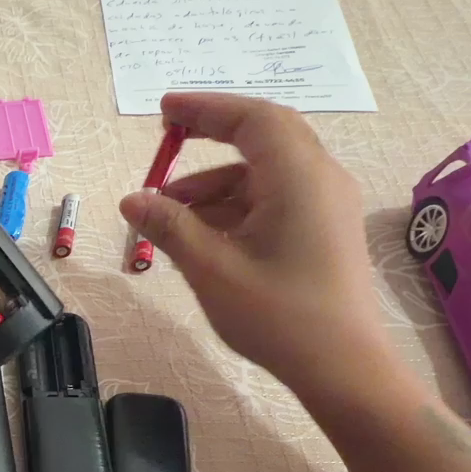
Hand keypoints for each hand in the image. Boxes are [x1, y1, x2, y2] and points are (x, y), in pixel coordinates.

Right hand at [118, 92, 395, 399]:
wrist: (338, 362)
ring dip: (211, 184)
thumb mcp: (210, 269)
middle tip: (163, 143)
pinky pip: (269, 199)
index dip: (206, 109)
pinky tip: (196, 234)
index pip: (252, 120)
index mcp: (297, 178)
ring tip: (164, 214)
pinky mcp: (318, 229)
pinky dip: (230, 206)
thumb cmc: (275, 314)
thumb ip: (169, 228)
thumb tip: (132, 200)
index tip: (164, 110)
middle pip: (261, 139)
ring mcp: (322, 205)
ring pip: (260, 174)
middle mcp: (317, 179)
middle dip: (210, 138)